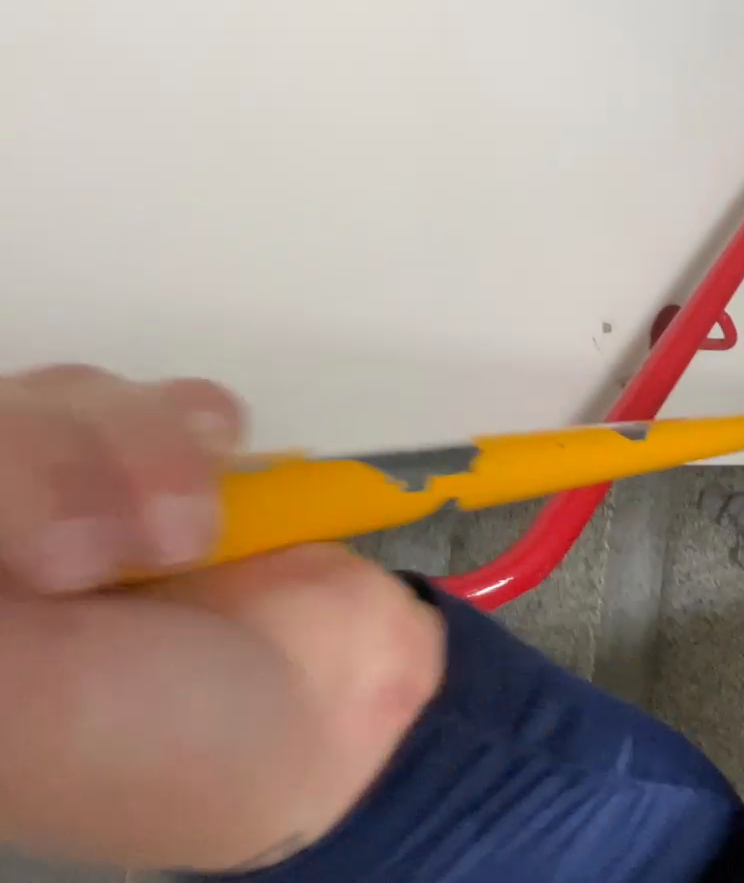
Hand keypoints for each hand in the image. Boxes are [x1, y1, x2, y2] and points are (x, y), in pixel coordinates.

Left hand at [0, 366, 444, 871]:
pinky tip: (228, 477)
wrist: (326, 706)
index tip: (47, 565)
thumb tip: (1, 541)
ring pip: (69, 395)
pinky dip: (201, 428)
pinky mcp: (199, 471)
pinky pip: (173, 396)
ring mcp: (94, 495)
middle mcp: (0, 535)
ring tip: (191, 541)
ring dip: (140, 457)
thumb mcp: (10, 697)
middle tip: (102, 565)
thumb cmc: (145, 734)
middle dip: (49, 474)